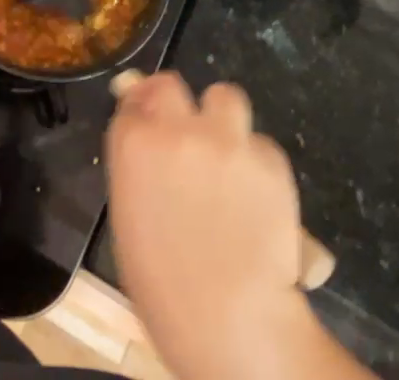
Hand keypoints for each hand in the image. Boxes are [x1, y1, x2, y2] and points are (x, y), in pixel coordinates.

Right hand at [106, 72, 308, 377]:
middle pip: (170, 85)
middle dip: (172, 99)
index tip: (146, 123)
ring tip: (225, 149)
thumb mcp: (128, 215)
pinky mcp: (270, 159)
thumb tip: (145, 147)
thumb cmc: (160, 281)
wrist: (225, 312)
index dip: (140, 111)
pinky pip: (261, 143)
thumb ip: (136, 168)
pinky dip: (256, 160)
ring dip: (221, 116)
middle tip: (181, 124)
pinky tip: (256, 192)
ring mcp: (226, 140)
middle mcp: (176, 129)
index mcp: (132, 144)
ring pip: (224, 96)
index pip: (131, 102)